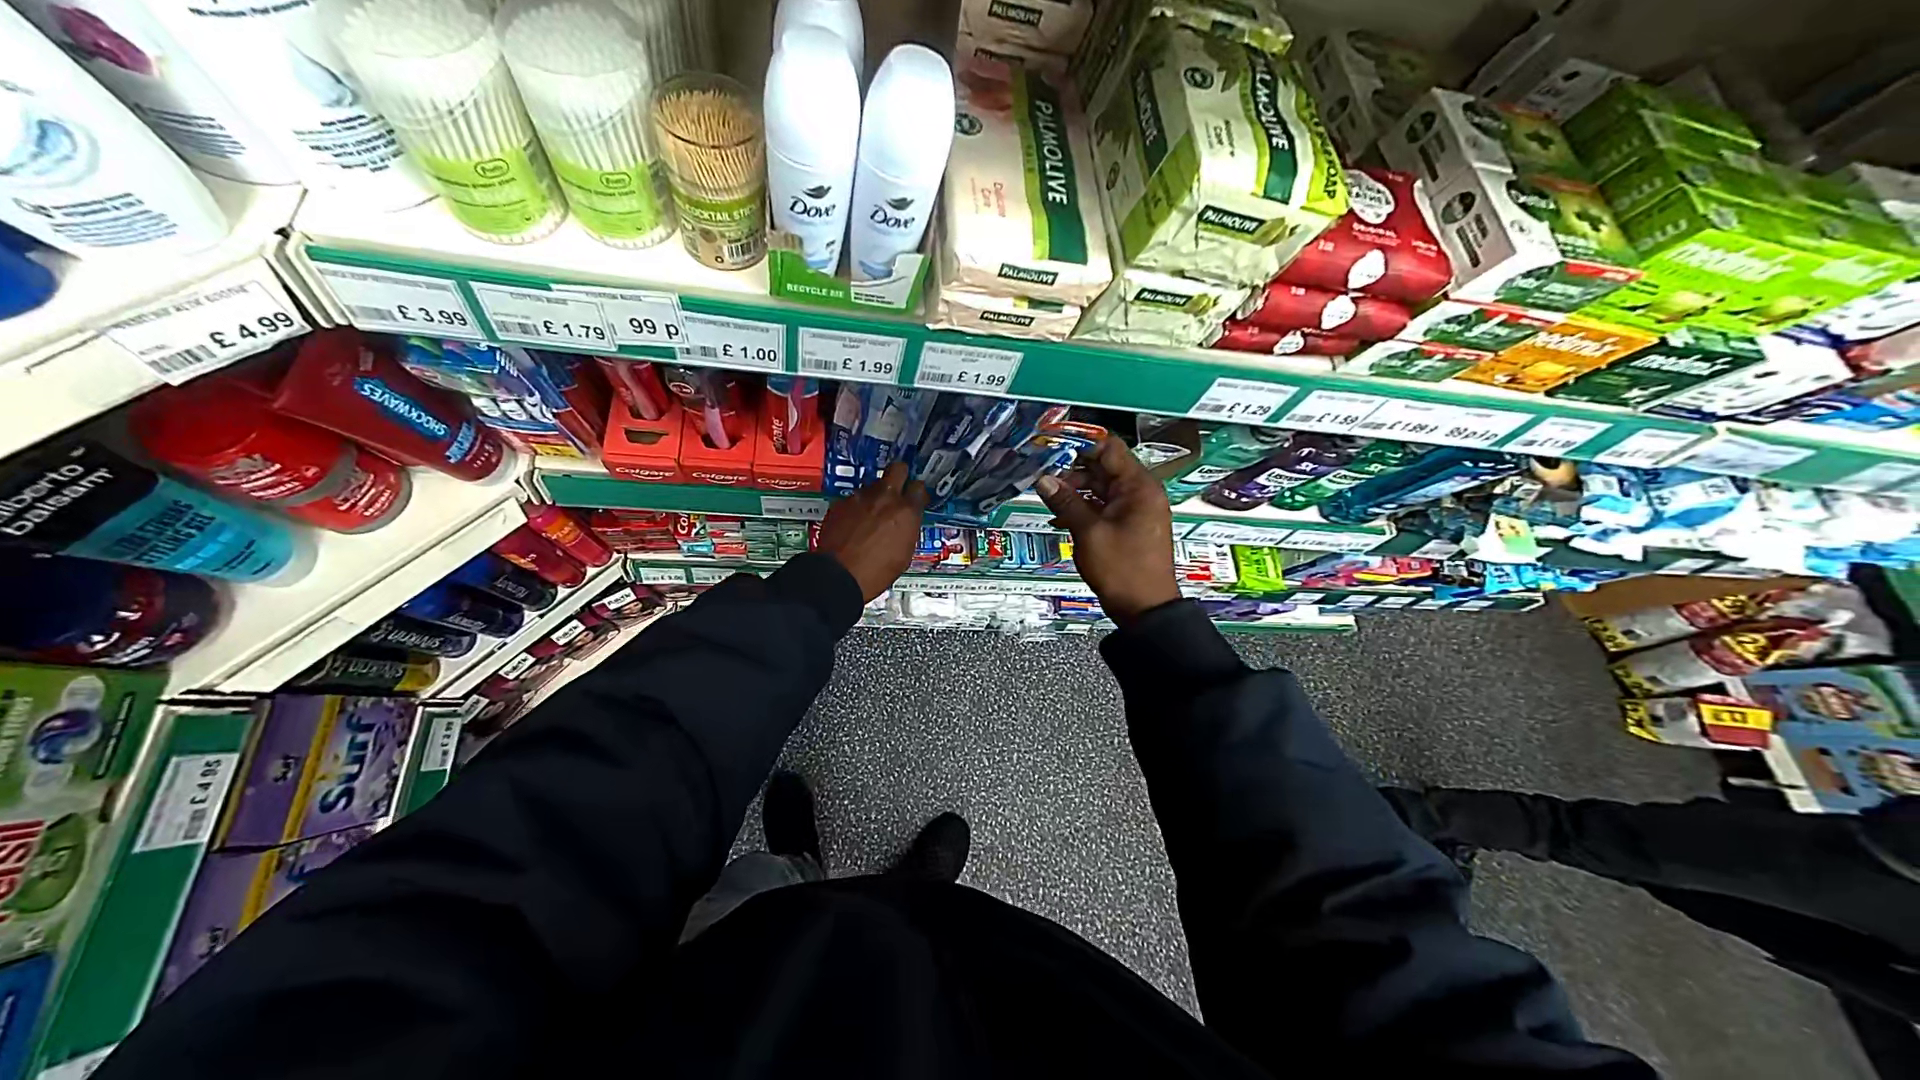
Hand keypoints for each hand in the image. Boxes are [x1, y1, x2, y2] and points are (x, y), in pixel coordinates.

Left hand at [816, 463, 928, 602]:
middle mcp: (885, 498)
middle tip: (898, 486)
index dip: (917, 492)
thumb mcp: (905, 553)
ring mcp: (861, 498)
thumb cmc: (874, 572)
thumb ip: (908, 528)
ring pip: (872, 486)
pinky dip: (854, 508)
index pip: (919, 487)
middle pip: (898, 469)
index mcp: (907, 512)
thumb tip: (907, 523)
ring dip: (874, 497)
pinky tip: (853, 524)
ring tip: (870, 516)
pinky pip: (852, 499)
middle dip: (899, 475)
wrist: (840, 576)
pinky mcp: (840, 504)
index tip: (915, 495)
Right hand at [1034, 438, 1180, 625]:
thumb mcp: (1089, 532)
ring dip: (1075, 490)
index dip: (1081, 444)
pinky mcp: (1129, 526)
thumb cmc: (1123, 570)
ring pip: (1101, 487)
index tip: (1053, 446)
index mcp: (1139, 487)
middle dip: (1073, 470)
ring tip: (1049, 498)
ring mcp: (1136, 510)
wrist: (1144, 609)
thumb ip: (1065, 502)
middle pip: (1104, 467)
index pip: (1110, 448)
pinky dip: (1084, 508)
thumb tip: (1044, 480)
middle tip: (1044, 475)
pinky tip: (1062, 517)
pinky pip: (1104, 506)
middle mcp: (1141, 493)